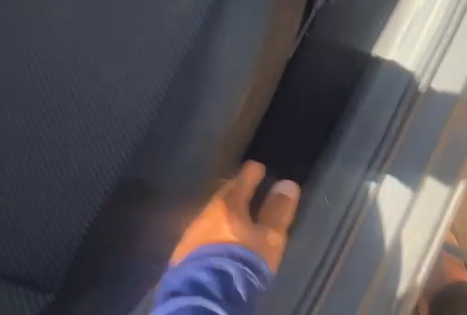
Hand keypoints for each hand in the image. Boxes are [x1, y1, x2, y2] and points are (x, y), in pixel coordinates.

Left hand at [171, 161, 300, 269]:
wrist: (203, 298)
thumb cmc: (241, 261)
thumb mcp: (269, 238)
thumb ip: (277, 211)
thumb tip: (287, 183)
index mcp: (228, 204)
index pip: (242, 179)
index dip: (252, 172)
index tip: (258, 167)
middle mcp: (205, 215)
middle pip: (221, 197)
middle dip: (233, 194)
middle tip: (245, 192)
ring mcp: (188, 237)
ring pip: (208, 218)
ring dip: (220, 217)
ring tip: (231, 221)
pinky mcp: (179, 260)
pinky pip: (199, 238)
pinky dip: (210, 236)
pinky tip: (215, 244)